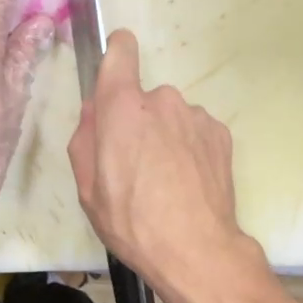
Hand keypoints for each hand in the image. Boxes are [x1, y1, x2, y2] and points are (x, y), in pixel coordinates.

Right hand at [67, 31, 248, 280]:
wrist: (195, 250)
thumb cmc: (132, 225)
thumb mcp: (88, 194)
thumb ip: (84, 144)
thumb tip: (92, 113)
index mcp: (122, 110)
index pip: (120, 52)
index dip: (114, 64)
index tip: (112, 91)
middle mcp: (161, 100)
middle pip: (142, 101)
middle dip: (135, 126)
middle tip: (132, 172)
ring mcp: (195, 115)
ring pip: (169, 119)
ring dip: (163, 141)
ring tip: (162, 186)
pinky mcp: (219, 133)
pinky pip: (192, 133)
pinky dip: (186, 152)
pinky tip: (184, 187)